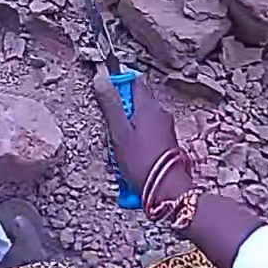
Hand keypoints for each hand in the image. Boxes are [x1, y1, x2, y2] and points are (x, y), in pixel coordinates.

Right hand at [91, 72, 189, 203]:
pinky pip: (145, 133)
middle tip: (111, 129)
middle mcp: (160, 113)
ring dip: (126, 128)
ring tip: (119, 147)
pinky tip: (128, 156)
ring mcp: (164, 128)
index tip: (106, 96)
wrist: (166, 190)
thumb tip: (101, 78)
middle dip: (120, 112)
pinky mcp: (165, 142)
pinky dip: (135, 140)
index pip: (133, 80)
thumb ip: (110, 104)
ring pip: (139, 118)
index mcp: (149, 106)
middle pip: (135, 101)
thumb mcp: (119, 132)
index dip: (117, 83)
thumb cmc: (142, 162)